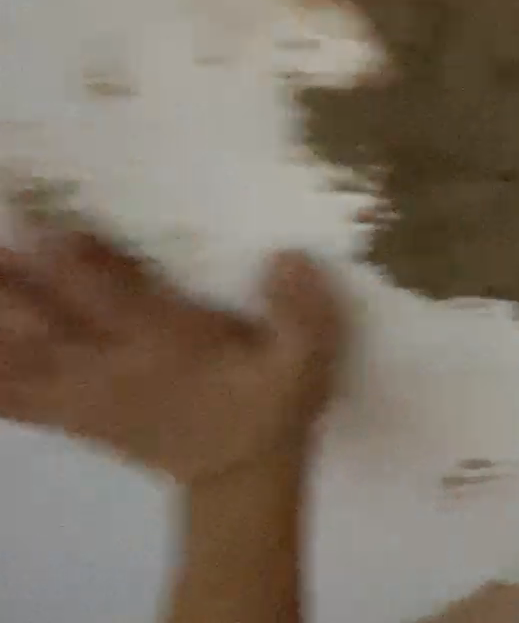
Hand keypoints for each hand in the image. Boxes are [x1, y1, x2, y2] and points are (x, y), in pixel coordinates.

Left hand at [0, 234, 344, 484]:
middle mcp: (111, 368)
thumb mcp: (311, 356)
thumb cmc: (277, 402)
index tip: (47, 223)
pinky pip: (1, 395)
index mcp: (170, 347)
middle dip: (8, 284)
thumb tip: (284, 255)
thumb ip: (302, 308)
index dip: (76, 261)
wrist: (241, 471)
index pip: (112, 298)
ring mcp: (78, 395)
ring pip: (9, 357)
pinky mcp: (64, 413)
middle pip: (39, 324)